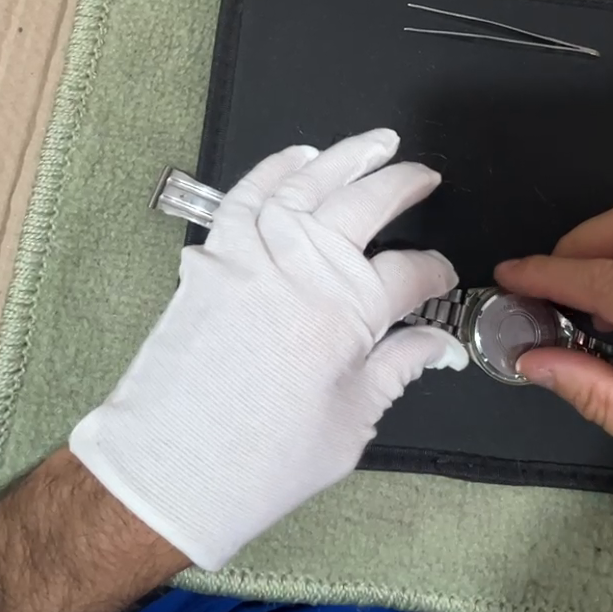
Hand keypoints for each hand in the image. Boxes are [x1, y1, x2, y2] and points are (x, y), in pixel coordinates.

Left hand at [70, 129, 461, 569]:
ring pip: (307, 183)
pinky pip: (246, 195)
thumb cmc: (266, 461)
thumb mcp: (350, 424)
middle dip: (403, 183)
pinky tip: (300, 157)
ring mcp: (253, 253)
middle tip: (425, 175)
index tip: (442, 278)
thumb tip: (439, 344)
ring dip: (347, 156)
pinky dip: (276, 169)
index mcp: (348, 313)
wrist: (170, 469)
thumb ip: (397, 368)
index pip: (411, 274)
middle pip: (365, 205)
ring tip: (378, 142)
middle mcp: (304, 268)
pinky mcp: (214, 254)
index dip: (436, 273)